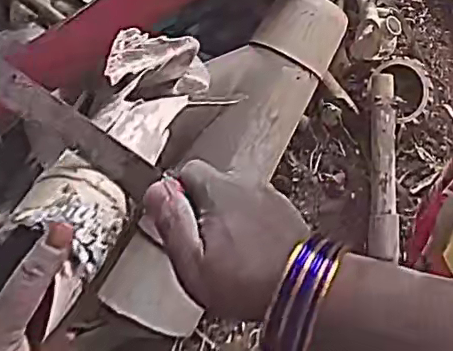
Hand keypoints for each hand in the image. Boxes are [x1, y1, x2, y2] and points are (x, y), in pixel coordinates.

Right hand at [145, 160, 310, 320]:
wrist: (297, 284)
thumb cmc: (245, 279)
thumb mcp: (193, 262)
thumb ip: (172, 223)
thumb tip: (155, 191)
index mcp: (219, 189)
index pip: (187, 169)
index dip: (174, 194)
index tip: (174, 220)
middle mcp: (245, 181)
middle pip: (210, 182)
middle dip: (198, 207)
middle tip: (198, 244)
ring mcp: (266, 191)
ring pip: (232, 195)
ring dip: (223, 214)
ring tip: (223, 251)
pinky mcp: (280, 205)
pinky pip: (253, 205)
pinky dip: (245, 220)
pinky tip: (245, 247)